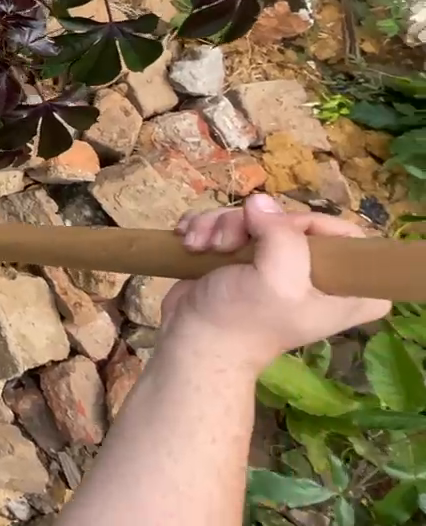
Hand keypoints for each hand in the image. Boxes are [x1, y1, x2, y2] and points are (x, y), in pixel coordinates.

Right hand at [166, 194, 390, 372]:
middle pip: (281, 220)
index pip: (337, 231)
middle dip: (240, 224)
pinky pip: (221, 224)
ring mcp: (274, 263)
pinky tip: (189, 242)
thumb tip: (259, 201)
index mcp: (349, 284)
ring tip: (197, 246)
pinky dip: (200, 228)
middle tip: (221, 245)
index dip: (294, 224)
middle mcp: (316, 271)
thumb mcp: (277, 281)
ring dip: (213, 226)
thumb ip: (281, 238)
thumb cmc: (244, 316)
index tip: (260, 237)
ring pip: (245, 218)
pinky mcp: (239, 258)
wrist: (196, 335)